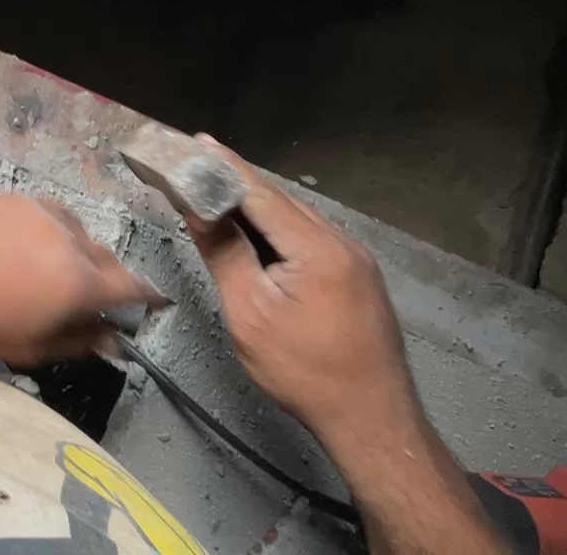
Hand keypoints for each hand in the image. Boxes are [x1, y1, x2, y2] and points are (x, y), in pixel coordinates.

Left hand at [0, 194, 164, 365]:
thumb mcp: (32, 347)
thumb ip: (79, 341)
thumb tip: (112, 340)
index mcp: (79, 281)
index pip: (131, 286)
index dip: (148, 295)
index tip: (155, 299)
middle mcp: (68, 240)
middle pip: (106, 257)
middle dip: (108, 277)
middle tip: (95, 295)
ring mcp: (41, 213)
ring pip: (77, 230)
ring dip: (77, 248)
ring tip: (55, 268)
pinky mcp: (16, 198)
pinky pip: (48, 213)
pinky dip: (50, 228)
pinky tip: (32, 243)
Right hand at [187, 137, 423, 456]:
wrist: (373, 424)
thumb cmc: (304, 372)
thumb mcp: (249, 313)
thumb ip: (224, 253)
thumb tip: (198, 207)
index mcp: (318, 249)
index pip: (261, 194)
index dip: (225, 166)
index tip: (196, 142)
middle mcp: (343, 244)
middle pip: (279, 201)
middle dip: (234, 181)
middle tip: (194, 163)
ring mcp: (354, 261)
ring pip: (293, 218)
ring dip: (253, 204)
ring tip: (212, 190)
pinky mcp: (355, 277)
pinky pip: (306, 237)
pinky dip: (273, 226)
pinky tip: (250, 229)